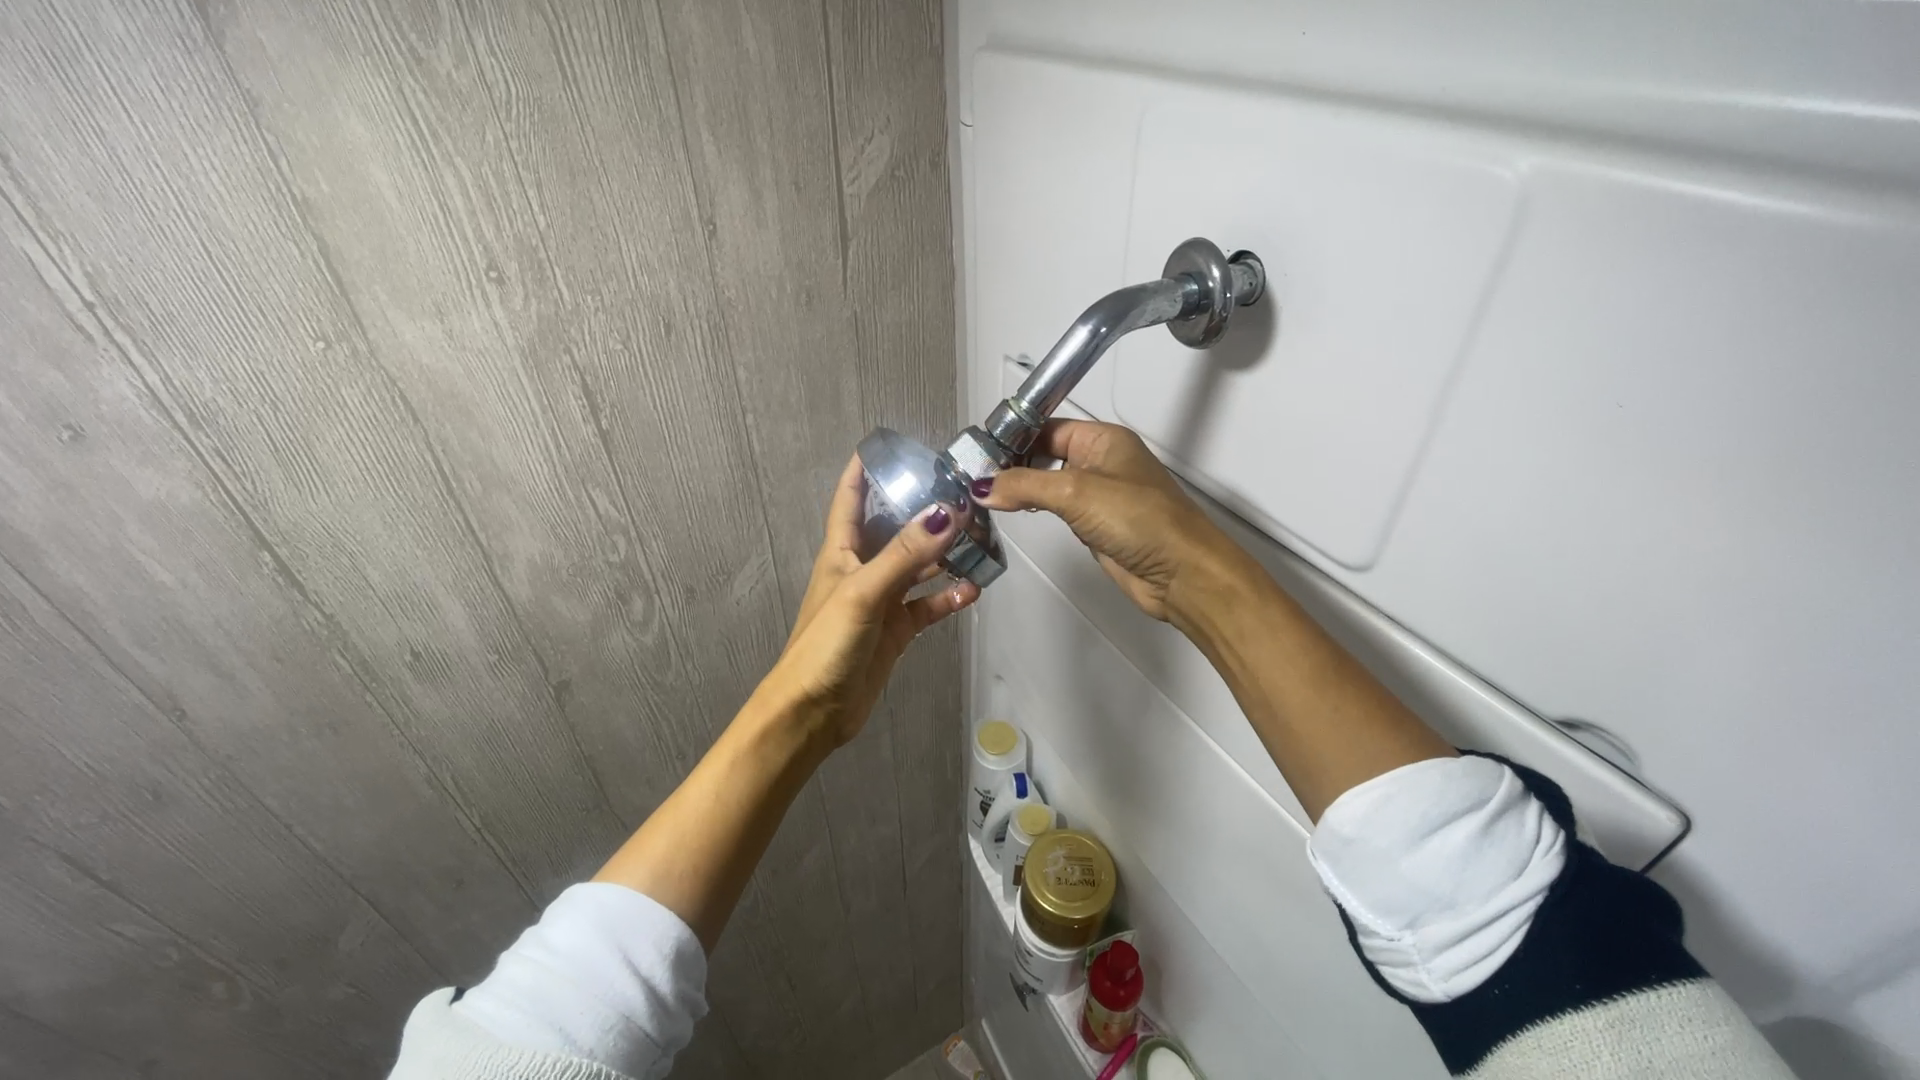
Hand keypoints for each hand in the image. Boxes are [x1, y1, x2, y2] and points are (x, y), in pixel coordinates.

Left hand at [754, 456, 979, 748]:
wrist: (813, 713)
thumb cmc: (825, 646)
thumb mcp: (864, 593)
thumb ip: (905, 554)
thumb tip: (947, 512)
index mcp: (841, 552)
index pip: (851, 498)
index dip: (865, 469)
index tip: (893, 444)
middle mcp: (861, 569)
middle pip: (894, 528)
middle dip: (923, 509)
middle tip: (962, 492)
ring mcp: (881, 600)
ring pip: (917, 566)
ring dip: (944, 553)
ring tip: (979, 538)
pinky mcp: (896, 630)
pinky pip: (927, 605)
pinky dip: (947, 596)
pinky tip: (971, 590)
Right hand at [973, 420, 1241, 624]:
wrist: (1181, 573)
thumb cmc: (1144, 521)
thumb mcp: (1076, 492)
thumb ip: (1025, 485)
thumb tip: (983, 486)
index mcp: (1104, 440)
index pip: (1047, 428)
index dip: (1014, 436)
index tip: (979, 450)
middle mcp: (1101, 464)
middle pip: (1045, 455)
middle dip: (1011, 463)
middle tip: (973, 475)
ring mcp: (1099, 497)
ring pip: (1048, 484)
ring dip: (1021, 489)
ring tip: (983, 494)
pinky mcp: (1096, 527)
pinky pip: (1057, 511)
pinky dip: (1035, 510)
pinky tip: (1012, 513)